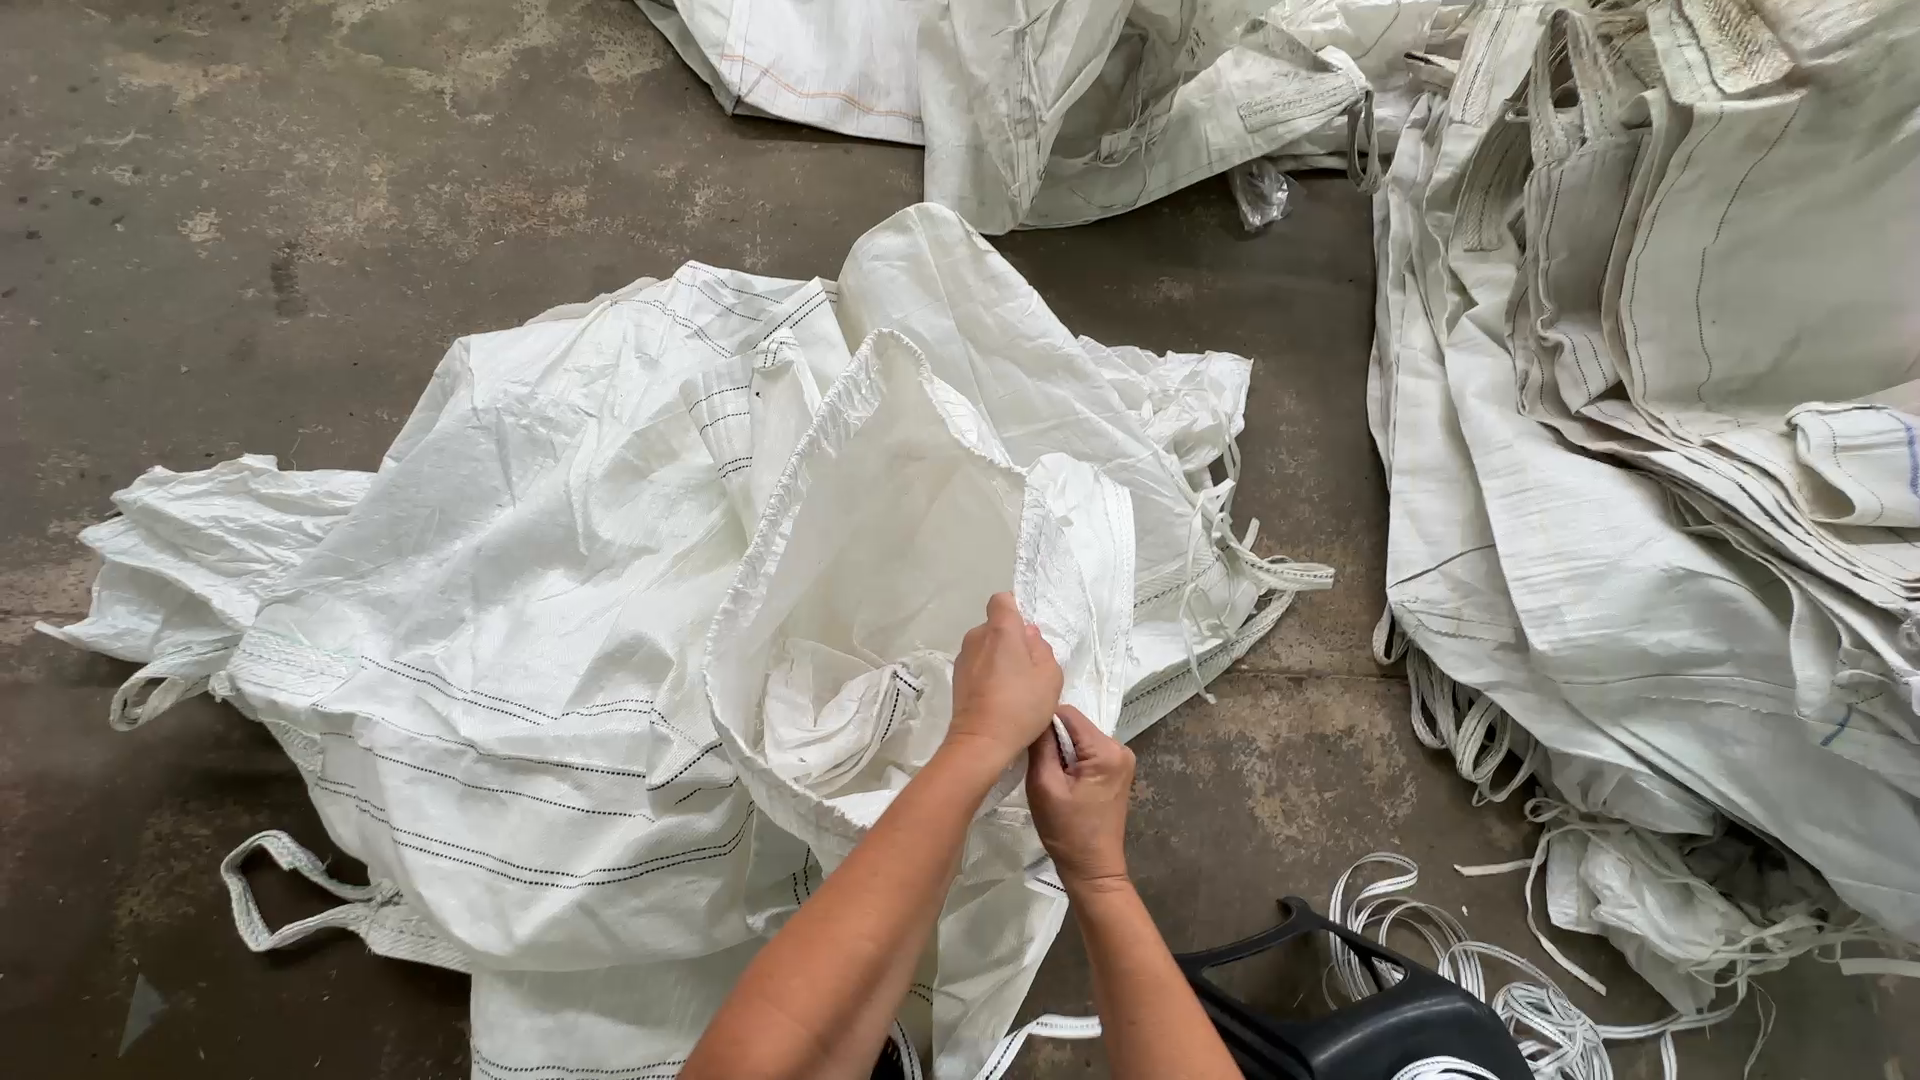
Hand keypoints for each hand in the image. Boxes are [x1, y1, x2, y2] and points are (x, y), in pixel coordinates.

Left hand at [947, 592, 1062, 766]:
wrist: (980, 741)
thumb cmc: (1021, 705)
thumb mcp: (1050, 676)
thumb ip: (1042, 648)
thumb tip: (1028, 636)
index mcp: (1000, 630)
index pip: (1002, 600)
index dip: (1016, 609)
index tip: (1028, 632)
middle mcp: (976, 637)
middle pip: (995, 626)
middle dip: (1011, 639)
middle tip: (1029, 667)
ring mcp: (963, 658)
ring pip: (986, 647)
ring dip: (999, 658)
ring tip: (1014, 687)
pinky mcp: (956, 678)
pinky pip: (977, 665)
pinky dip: (988, 674)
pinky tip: (999, 697)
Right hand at [1026, 704, 1134, 890]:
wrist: (1093, 869)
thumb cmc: (1066, 830)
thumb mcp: (1044, 785)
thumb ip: (1040, 745)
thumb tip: (1035, 716)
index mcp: (1106, 750)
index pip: (1067, 713)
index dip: (1044, 724)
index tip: (1029, 745)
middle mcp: (1120, 748)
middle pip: (1075, 725)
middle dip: (1054, 740)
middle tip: (1039, 766)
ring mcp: (1122, 760)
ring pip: (1080, 738)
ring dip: (1062, 751)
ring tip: (1051, 776)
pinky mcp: (1118, 771)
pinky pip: (1088, 752)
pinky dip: (1073, 760)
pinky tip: (1064, 781)